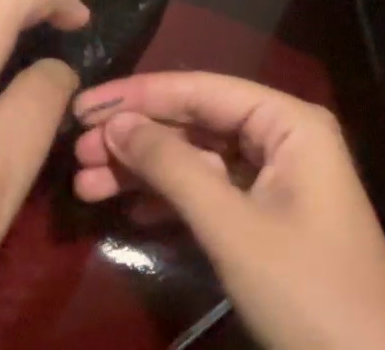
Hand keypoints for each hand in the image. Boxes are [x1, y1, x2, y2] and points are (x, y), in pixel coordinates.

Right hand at [72, 72, 384, 349]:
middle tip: (76, 151)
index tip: (81, 104)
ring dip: (143, 170)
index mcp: (286, 122)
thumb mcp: (232, 227)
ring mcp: (276, 180)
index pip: (198, 89)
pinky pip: (209, 192)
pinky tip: (127, 211)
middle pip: (194, 121)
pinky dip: (168, 200)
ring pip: (196, 158)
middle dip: (135, 137)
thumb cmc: (309, 294)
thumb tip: (115, 121)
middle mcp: (281, 138)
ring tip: (85, 183)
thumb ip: (172, 167)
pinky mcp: (269, 218)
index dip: (136, 95)